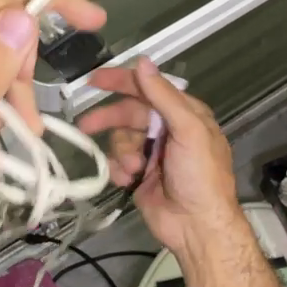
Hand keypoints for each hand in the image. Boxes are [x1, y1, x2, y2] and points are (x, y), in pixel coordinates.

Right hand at [78, 58, 241, 257]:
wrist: (197, 226)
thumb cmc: (200, 175)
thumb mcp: (189, 130)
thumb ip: (164, 96)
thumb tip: (143, 60)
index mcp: (184, 114)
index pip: (149, 88)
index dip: (122, 81)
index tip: (95, 79)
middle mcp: (167, 129)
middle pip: (129, 113)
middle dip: (110, 119)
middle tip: (86, 124)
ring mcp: (152, 153)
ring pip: (121, 138)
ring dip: (122, 152)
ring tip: (133, 169)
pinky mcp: (139, 175)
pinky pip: (117, 161)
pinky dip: (119, 169)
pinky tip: (128, 180)